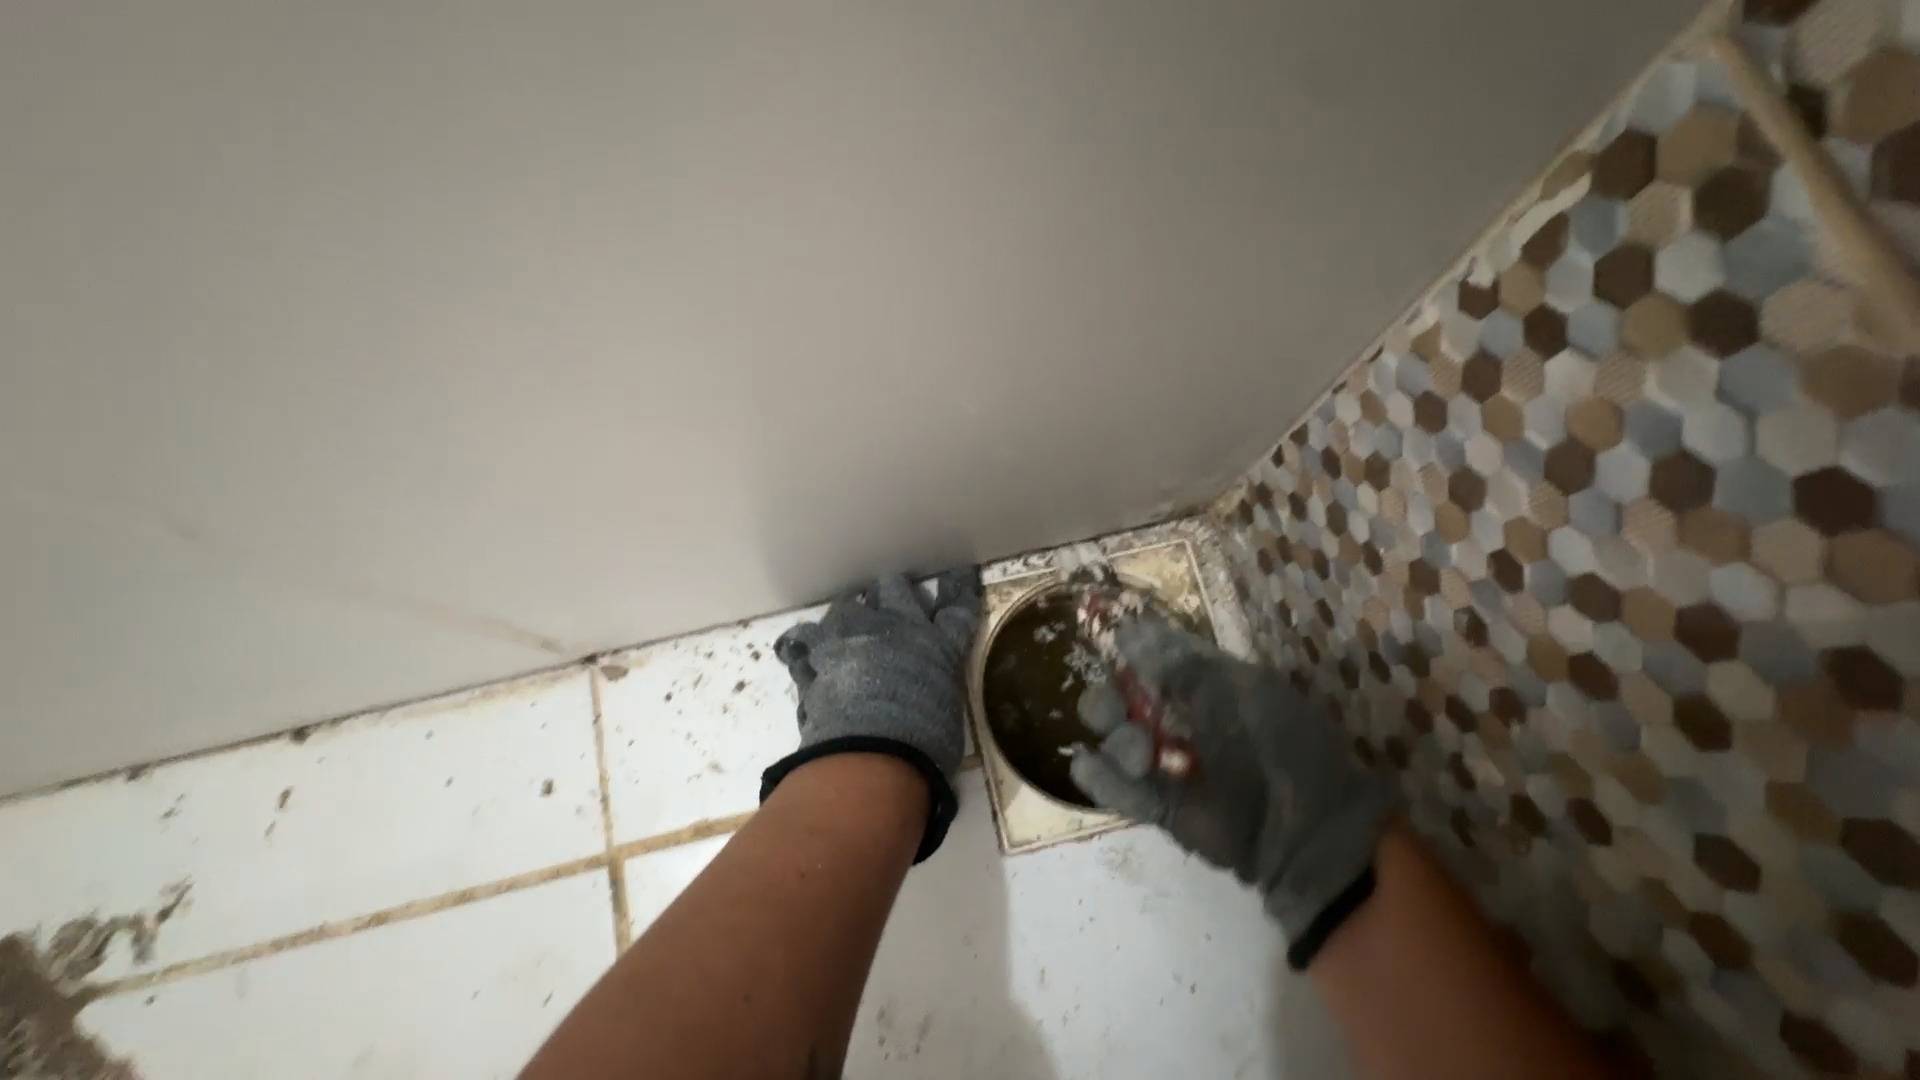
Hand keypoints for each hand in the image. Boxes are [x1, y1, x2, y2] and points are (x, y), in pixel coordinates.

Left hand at [761, 569, 982, 861]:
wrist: (872, 750)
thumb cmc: (923, 743)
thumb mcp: (943, 714)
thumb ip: (934, 694)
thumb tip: (926, 701)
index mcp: (938, 647)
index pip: (956, 609)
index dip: (958, 588)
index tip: (958, 572)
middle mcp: (897, 628)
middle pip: (895, 588)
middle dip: (891, 592)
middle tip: (888, 603)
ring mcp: (853, 634)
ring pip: (847, 604)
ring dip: (848, 615)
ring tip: (844, 631)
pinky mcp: (816, 652)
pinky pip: (803, 639)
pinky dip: (803, 647)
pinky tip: (801, 654)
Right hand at [1068, 612, 1394, 966]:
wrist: (1305, 828)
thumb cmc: (1278, 743)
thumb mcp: (1235, 690)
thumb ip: (1179, 663)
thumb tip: (1127, 632)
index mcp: (1204, 683)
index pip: (1152, 655)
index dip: (1128, 646)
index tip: (1110, 639)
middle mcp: (1178, 718)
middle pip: (1117, 696)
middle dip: (1108, 699)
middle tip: (1120, 707)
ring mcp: (1166, 764)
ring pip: (1112, 738)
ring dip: (1118, 740)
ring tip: (1143, 755)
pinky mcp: (1158, 807)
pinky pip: (1114, 788)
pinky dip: (1099, 776)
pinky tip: (1090, 764)